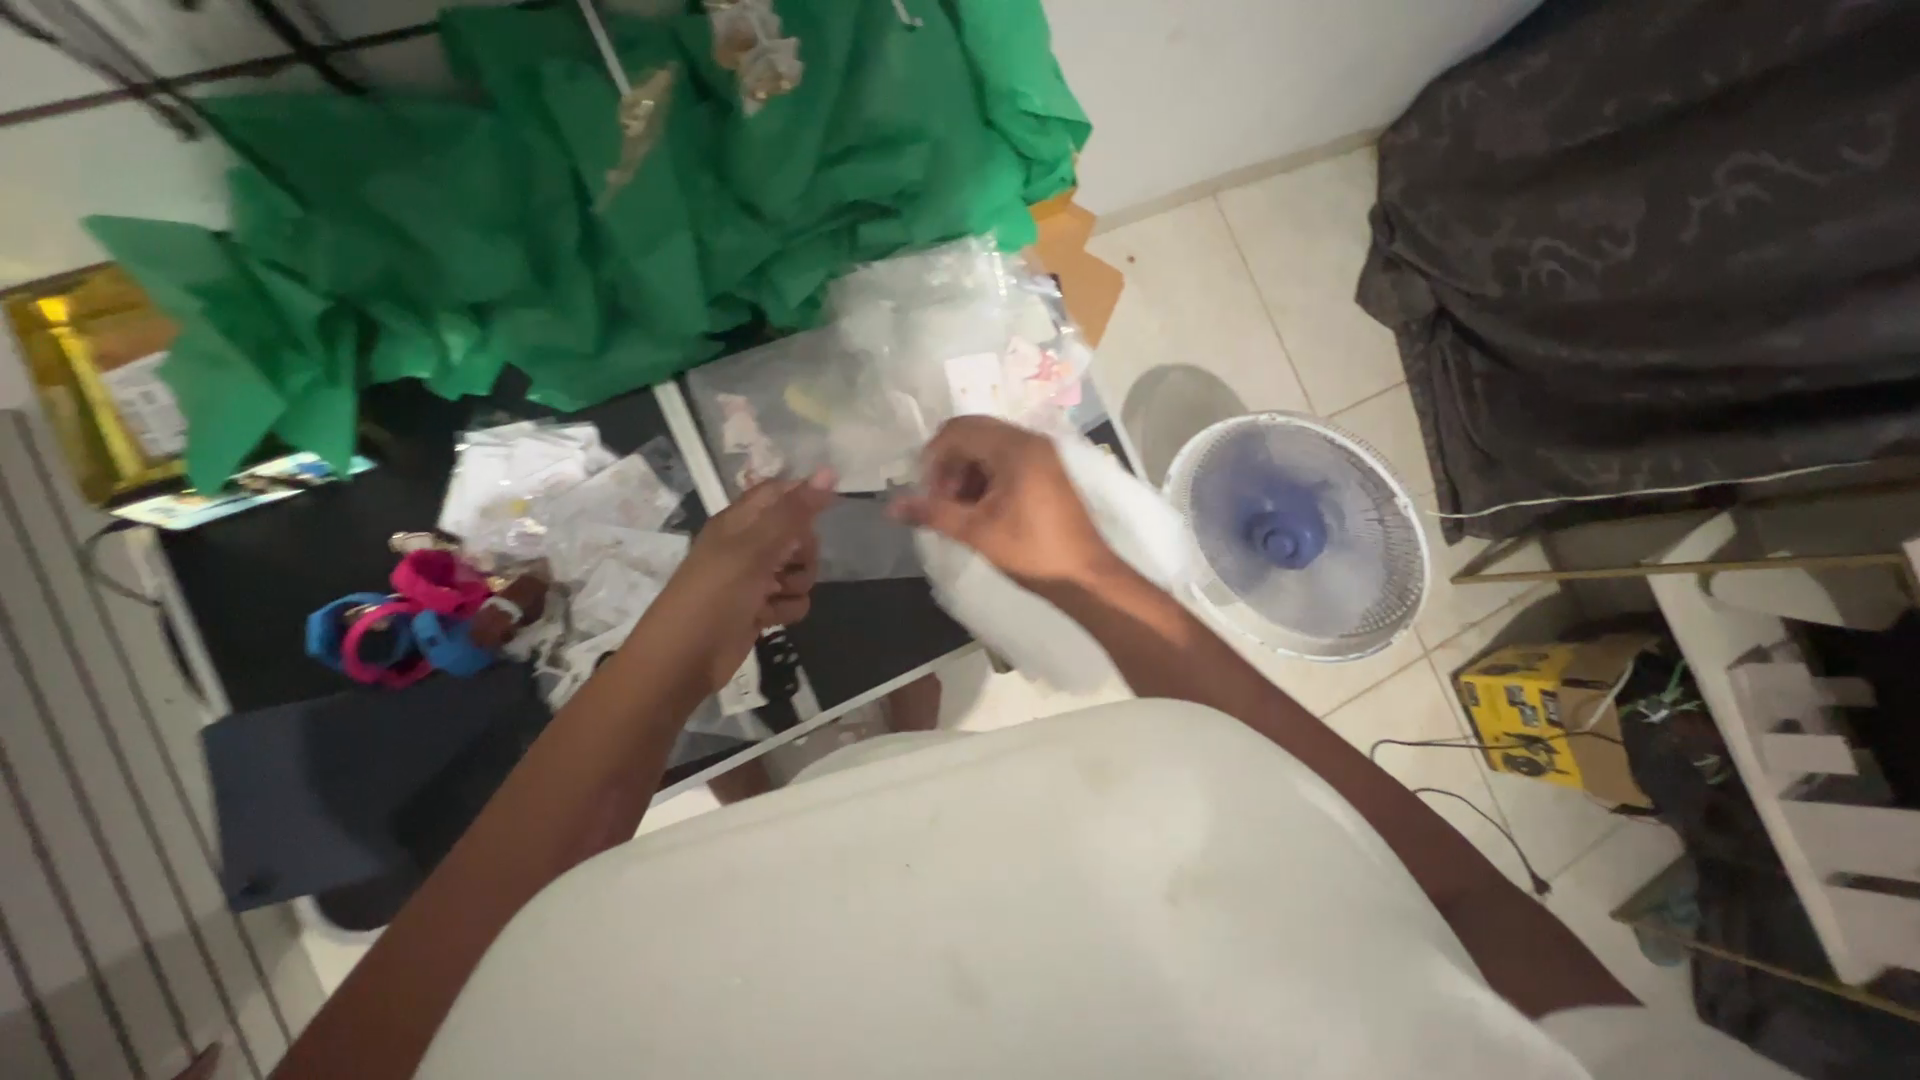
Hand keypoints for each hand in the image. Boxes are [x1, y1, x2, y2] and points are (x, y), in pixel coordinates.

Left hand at [637, 471, 835, 693]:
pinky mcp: (759, 609)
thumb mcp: (755, 548)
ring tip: (774, 594)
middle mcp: (746, 546)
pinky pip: (792, 600)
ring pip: (799, 570)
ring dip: (797, 583)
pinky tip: (769, 617)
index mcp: (739, 521)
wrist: (684, 658)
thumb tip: (829, 473)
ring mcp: (753, 579)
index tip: (830, 508)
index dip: (804, 496)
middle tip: (791, 561)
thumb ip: (794, 512)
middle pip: (796, 533)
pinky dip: (786, 609)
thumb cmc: (715, 595)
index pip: (778, 492)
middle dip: (804, 549)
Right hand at [888, 416, 1119, 588]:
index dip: (933, 459)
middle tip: (941, 502)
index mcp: (1015, 447)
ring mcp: (1042, 454)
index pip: (957, 430)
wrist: (1084, 576)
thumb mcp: (976, 532)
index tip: (927, 494)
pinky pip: (1006, 459)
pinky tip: (980, 510)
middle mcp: (1030, 440)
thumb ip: (932, 513)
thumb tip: (891, 507)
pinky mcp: (1048, 470)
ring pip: (988, 447)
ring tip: (959, 510)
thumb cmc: (1031, 551)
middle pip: (972, 434)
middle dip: (949, 465)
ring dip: (966, 472)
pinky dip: (986, 478)